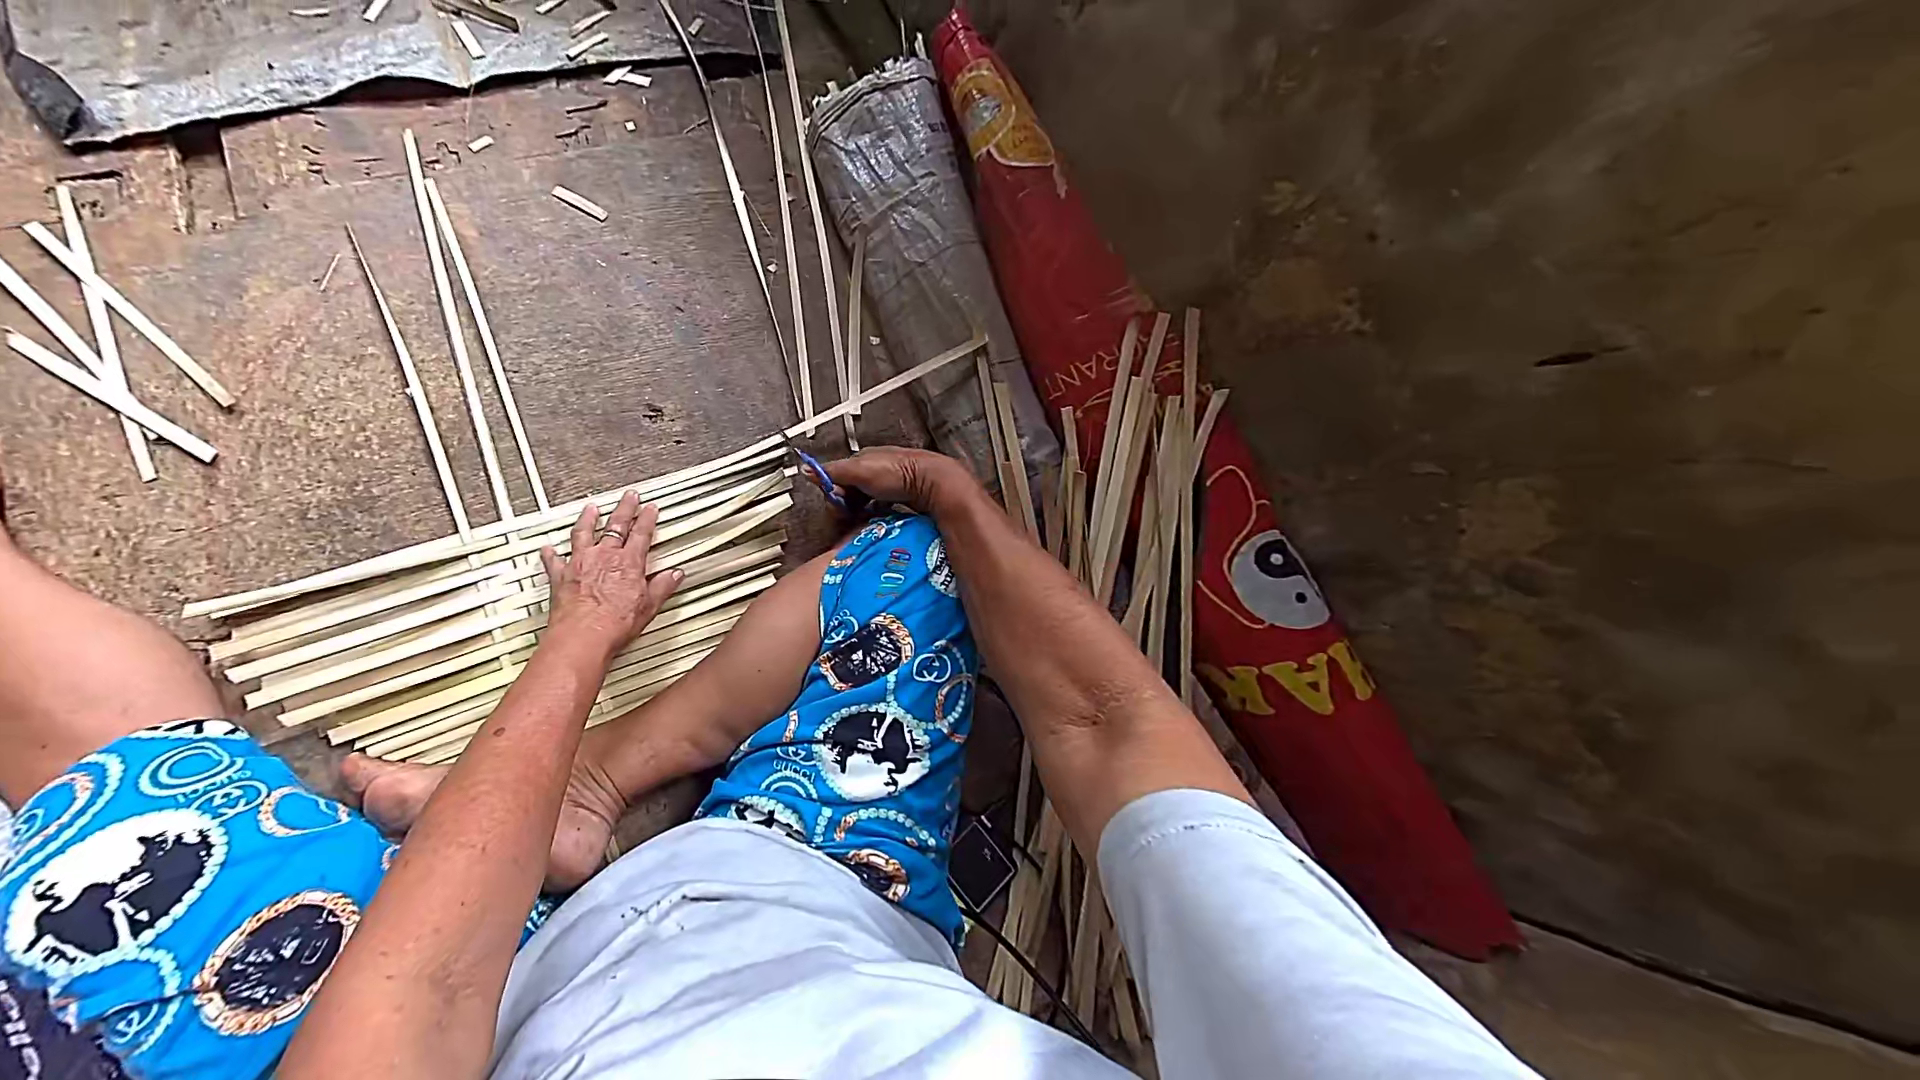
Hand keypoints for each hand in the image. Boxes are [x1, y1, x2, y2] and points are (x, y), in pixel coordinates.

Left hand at [540, 492, 683, 653]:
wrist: (583, 636)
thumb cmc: (614, 623)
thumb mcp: (649, 606)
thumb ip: (662, 587)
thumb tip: (674, 575)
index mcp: (628, 562)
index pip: (641, 533)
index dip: (647, 518)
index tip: (650, 508)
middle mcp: (604, 557)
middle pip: (615, 526)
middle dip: (624, 509)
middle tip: (628, 497)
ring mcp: (580, 564)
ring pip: (584, 533)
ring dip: (588, 519)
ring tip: (591, 508)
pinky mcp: (561, 577)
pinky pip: (554, 561)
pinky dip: (551, 554)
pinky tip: (548, 548)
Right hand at [822, 446, 976, 516]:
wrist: (932, 482)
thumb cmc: (899, 472)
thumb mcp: (859, 470)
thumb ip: (833, 471)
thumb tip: (807, 471)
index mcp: (864, 459)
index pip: (838, 477)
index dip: (835, 494)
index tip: (836, 507)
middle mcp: (877, 470)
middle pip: (852, 492)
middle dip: (849, 505)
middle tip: (851, 516)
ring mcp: (891, 485)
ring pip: (867, 502)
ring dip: (863, 513)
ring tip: (864, 521)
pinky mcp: (902, 499)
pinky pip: (882, 510)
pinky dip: (878, 517)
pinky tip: (879, 522)